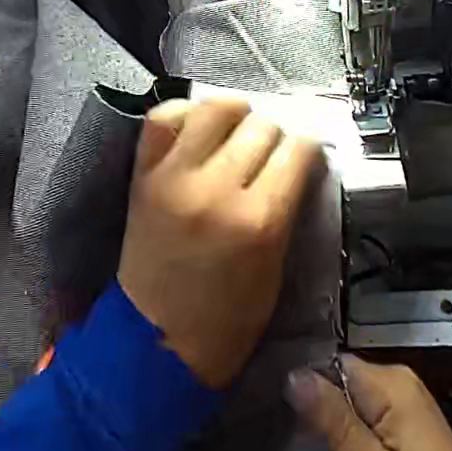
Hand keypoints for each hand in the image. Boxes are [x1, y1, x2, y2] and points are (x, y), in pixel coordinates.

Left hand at [117, 98, 321, 388]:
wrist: (156, 342)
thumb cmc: (231, 314)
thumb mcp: (278, 261)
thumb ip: (289, 204)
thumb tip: (298, 158)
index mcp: (259, 219)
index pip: (299, 149)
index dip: (308, 149)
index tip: (305, 157)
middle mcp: (217, 189)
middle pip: (262, 125)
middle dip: (275, 136)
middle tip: (270, 156)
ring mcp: (174, 179)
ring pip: (216, 108)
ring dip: (236, 115)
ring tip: (237, 134)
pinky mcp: (143, 178)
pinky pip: (163, 119)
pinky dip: (186, 116)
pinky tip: (199, 131)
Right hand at [289, 357, 451, 450]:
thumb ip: (336, 424)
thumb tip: (296, 375)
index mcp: (396, 388)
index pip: (334, 363)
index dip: (302, 382)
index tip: (273, 408)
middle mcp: (403, 388)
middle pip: (341, 379)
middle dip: (311, 403)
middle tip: (281, 435)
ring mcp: (406, 411)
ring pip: (348, 400)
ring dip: (323, 421)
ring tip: (296, 447)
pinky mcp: (405, 434)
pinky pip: (362, 419)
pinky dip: (341, 434)